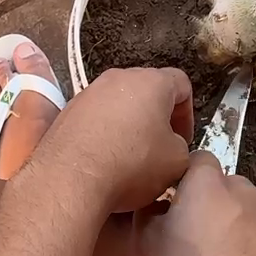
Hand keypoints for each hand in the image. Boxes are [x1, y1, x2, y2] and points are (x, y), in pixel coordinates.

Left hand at [33, 67, 192, 212]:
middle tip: (160, 148)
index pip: (181, 84)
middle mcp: (119, 77)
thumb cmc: (131, 164)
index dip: (187, 113)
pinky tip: (105, 161)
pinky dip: (104, 134)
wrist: (72, 178)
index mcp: (152, 82)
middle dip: (157, 118)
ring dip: (129, 126)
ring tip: (130, 158)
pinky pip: (95, 118)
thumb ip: (182, 146)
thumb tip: (171, 146)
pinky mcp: (69, 111)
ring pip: (119, 104)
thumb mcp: (177, 161)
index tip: (183, 139)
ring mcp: (90, 92)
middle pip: (147, 91)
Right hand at [132, 152, 255, 255]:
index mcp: (208, 182)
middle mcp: (242, 189)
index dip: (177, 178)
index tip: (164, 205)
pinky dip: (239, 246)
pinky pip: (251, 233)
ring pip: (234, 210)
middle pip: (216, 185)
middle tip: (181, 238)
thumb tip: (154, 202)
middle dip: (200, 204)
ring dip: (221, 225)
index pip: (193, 158)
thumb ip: (146, 212)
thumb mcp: (146, 249)